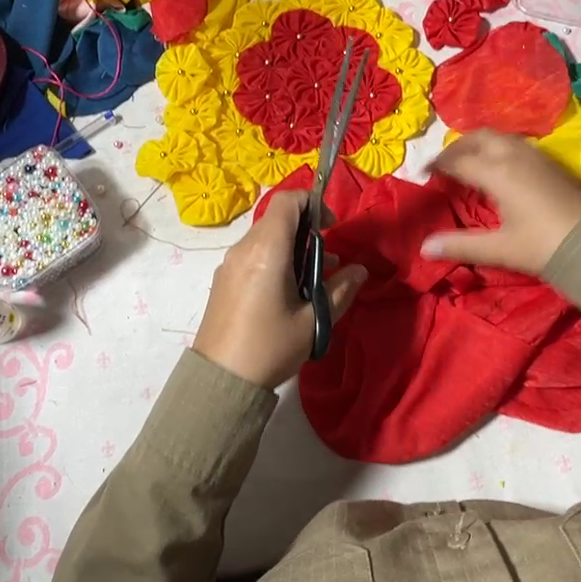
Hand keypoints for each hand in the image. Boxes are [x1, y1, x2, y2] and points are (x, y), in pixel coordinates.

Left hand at [193, 191, 367, 388]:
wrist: (221, 380)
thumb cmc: (270, 347)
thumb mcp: (313, 322)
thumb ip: (340, 290)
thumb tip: (359, 270)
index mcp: (267, 250)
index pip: (287, 202)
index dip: (312, 204)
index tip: (330, 228)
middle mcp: (244, 248)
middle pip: (277, 219)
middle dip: (306, 230)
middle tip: (327, 260)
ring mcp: (230, 263)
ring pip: (265, 237)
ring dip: (291, 247)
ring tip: (314, 279)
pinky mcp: (224, 279)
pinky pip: (253, 254)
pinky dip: (274, 259)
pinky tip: (288, 291)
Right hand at [421, 130, 580, 274]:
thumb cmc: (544, 244)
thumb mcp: (499, 248)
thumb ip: (460, 246)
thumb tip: (424, 248)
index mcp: (496, 172)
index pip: (457, 161)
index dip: (437, 166)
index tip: (423, 175)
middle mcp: (514, 155)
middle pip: (478, 138)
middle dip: (457, 147)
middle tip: (444, 164)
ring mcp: (535, 156)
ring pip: (499, 138)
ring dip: (478, 145)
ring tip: (468, 162)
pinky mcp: (551, 163)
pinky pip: (515, 144)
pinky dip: (497, 149)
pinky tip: (498, 167)